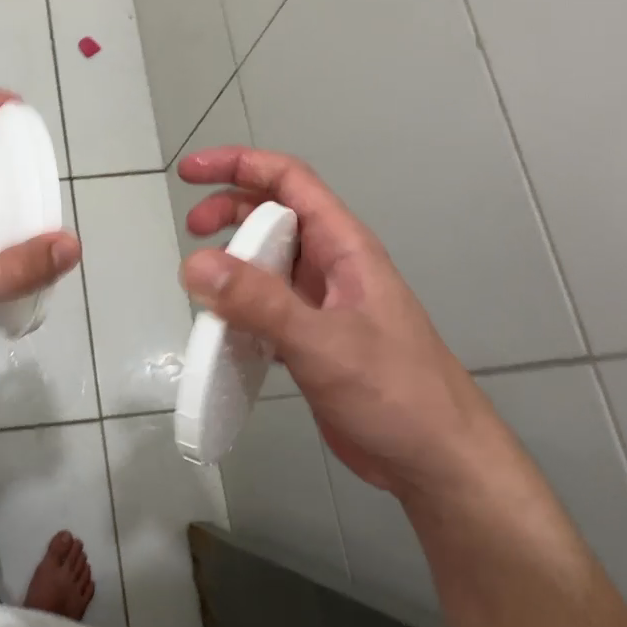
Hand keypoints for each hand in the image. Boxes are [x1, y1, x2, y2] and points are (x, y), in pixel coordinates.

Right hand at [176, 147, 512, 503]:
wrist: (437, 461)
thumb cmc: (395, 393)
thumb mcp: (324, 343)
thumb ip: (259, 302)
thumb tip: (193, 264)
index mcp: (345, 248)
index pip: (289, 181)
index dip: (239, 165)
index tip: (190, 172)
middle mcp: (332, 267)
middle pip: (274, 216)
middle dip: (229, 211)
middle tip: (191, 231)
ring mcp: (323, 305)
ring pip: (267, 263)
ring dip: (231, 262)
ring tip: (198, 285)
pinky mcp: (313, 342)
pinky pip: (266, 307)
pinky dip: (238, 307)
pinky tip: (218, 329)